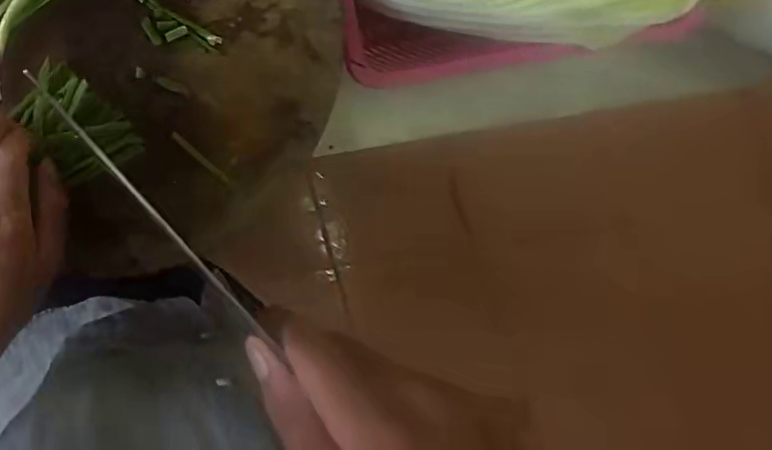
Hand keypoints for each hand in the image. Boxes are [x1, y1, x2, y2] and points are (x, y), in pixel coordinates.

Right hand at [245, 316, 528, 448]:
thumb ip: (297, 421)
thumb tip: (260, 348)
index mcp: (380, 417)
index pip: (303, 333)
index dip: (276, 333)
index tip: (263, 346)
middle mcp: (428, 393)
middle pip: (346, 349)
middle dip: (326, 370)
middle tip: (323, 415)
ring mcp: (477, 405)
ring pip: (390, 367)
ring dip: (372, 389)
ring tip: (378, 435)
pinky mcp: (512, 418)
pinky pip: (438, 389)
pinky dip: (419, 406)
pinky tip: (426, 441)